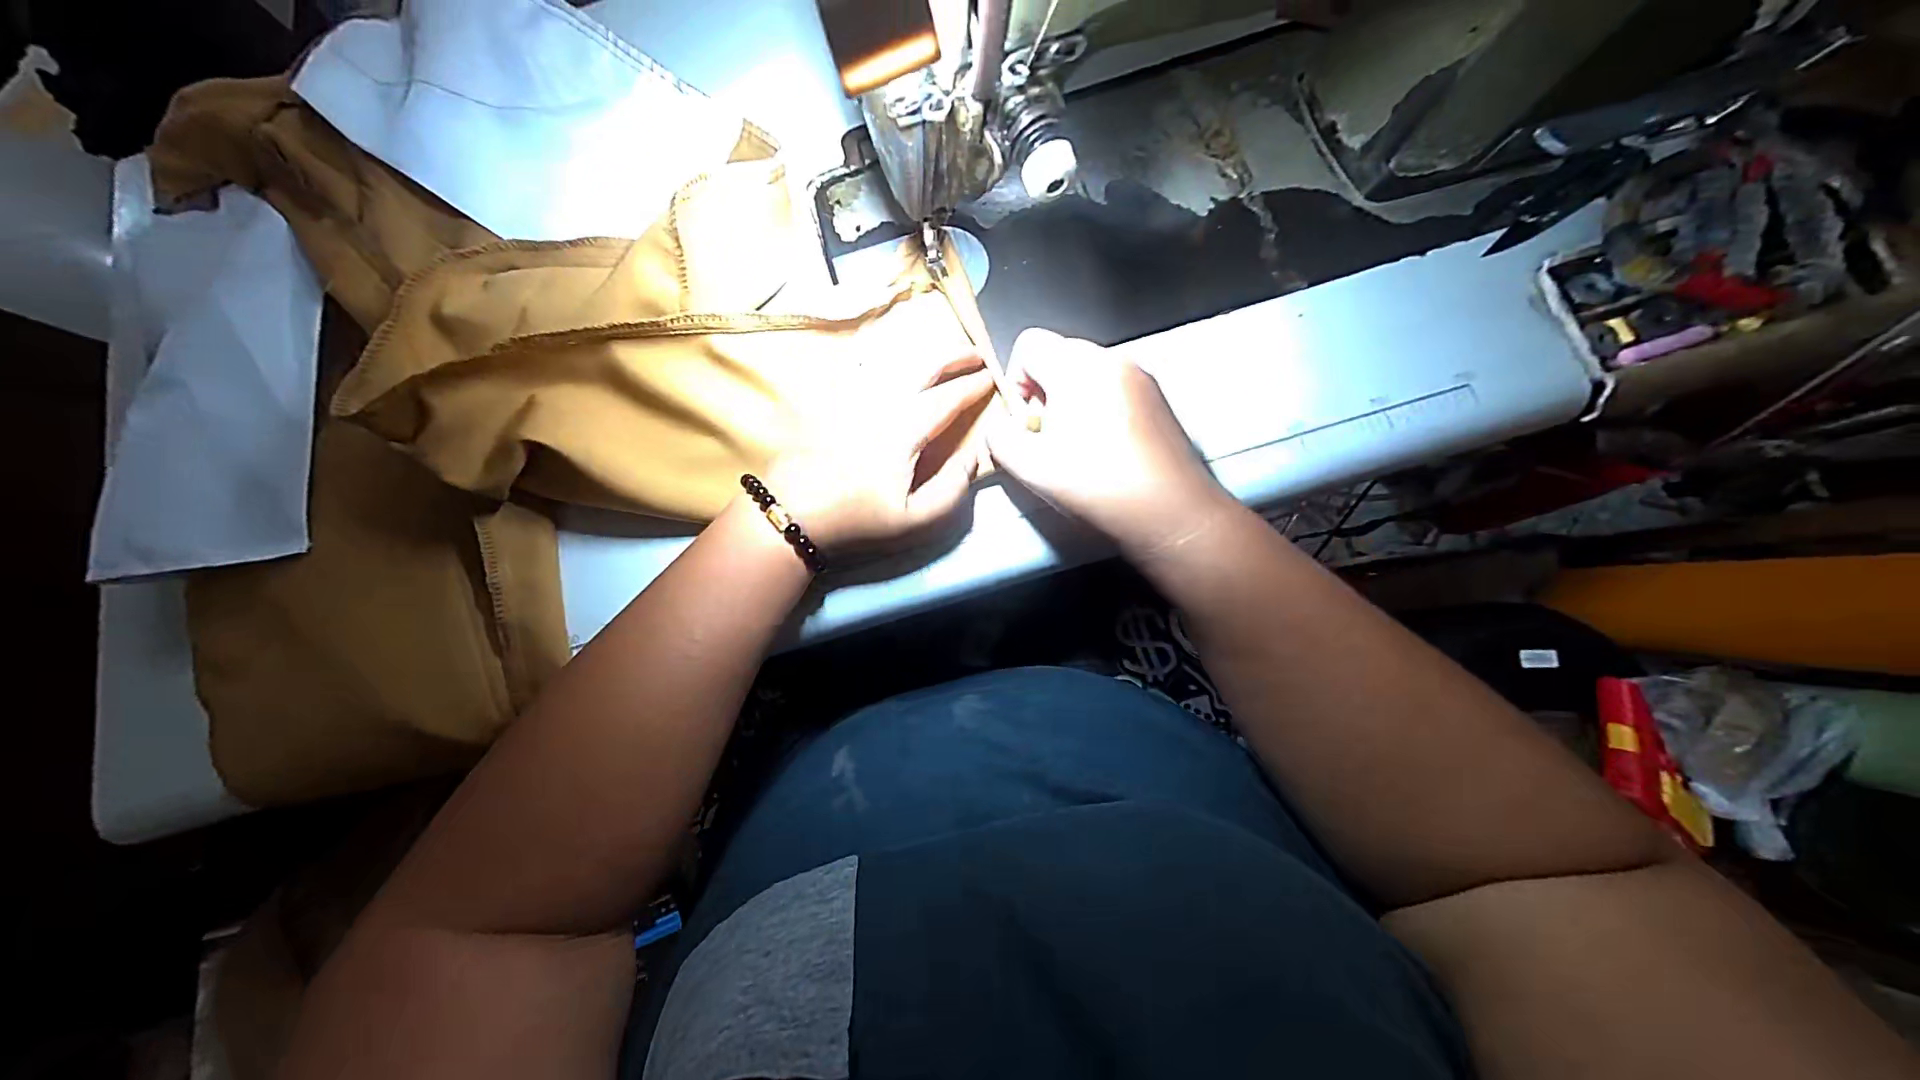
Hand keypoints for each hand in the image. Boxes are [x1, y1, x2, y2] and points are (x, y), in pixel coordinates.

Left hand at [766, 346, 995, 558]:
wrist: (794, 512)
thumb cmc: (858, 519)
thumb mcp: (914, 519)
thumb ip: (951, 489)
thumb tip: (974, 457)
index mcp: (905, 431)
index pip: (947, 398)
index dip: (973, 387)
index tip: (993, 379)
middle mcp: (882, 406)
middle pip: (923, 367)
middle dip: (954, 356)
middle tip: (977, 355)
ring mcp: (857, 402)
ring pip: (898, 364)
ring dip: (927, 357)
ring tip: (947, 358)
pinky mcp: (838, 406)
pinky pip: (872, 372)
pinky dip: (894, 362)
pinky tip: (902, 370)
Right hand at [987, 328, 1234, 557]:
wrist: (1172, 511)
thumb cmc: (1099, 485)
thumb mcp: (1030, 468)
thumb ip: (1000, 438)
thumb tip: (1001, 427)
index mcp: (1077, 368)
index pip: (1029, 344)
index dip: (1015, 379)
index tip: (1024, 419)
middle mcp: (1112, 360)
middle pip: (1059, 356)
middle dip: (1043, 390)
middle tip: (1047, 436)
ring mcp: (1140, 377)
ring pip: (1088, 373)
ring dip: (1072, 401)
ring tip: (1077, 446)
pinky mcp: (1158, 398)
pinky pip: (1114, 388)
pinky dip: (1100, 408)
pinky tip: (1106, 449)